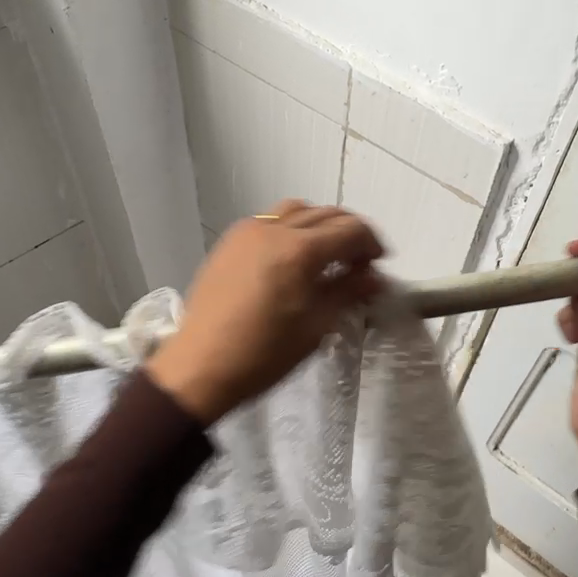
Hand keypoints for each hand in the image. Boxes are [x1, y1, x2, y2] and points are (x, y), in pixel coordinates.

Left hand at [147, 200, 384, 423]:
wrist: (200, 367)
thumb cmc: (263, 355)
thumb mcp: (315, 326)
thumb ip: (347, 292)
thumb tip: (374, 278)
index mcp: (300, 251)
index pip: (351, 230)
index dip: (372, 244)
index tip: (377, 266)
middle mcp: (274, 229)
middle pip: (326, 214)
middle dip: (350, 233)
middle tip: (359, 262)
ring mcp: (247, 231)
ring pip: (296, 210)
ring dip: (320, 225)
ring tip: (327, 254)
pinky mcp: (229, 242)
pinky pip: (269, 220)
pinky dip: (291, 228)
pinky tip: (292, 257)